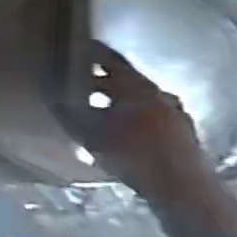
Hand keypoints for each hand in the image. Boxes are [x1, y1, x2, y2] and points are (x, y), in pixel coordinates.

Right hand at [74, 45, 216, 201]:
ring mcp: (177, 114)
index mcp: (137, 87)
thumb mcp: (88, 133)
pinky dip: (134, 116)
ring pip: (139, 99)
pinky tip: (121, 131)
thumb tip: (51, 96)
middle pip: (125, 80)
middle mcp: (160, 94)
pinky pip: (152, 116)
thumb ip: (67, 112)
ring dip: (118, 101)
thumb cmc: (131, 153)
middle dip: (100, 82)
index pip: (109, 59)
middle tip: (78, 85)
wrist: (183, 189)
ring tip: (97, 111)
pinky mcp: (184, 134)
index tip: (75, 47)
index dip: (90, 52)